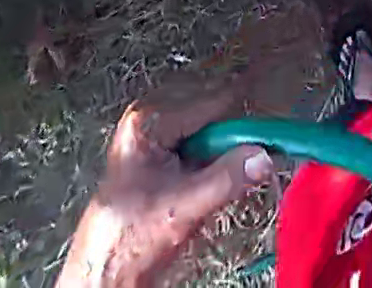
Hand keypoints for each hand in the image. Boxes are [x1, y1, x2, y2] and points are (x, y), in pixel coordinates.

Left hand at [58, 90, 272, 286]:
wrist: (100, 278)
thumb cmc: (128, 242)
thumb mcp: (182, 211)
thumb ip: (225, 179)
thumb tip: (264, 155)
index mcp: (149, 119)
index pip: (214, 102)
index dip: (243, 124)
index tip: (272, 138)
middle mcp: (150, 114)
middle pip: (213, 111)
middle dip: (229, 140)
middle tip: (241, 167)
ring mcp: (154, 130)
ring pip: (210, 126)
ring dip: (221, 152)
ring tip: (209, 185)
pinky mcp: (160, 147)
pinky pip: (201, 140)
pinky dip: (211, 160)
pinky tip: (199, 186)